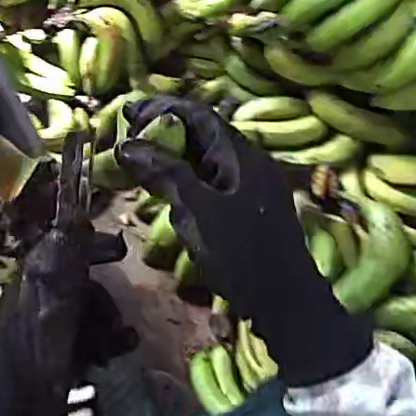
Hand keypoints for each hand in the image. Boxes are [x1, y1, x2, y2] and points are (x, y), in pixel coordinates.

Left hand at [0, 226, 130, 415]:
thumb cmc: (29, 365)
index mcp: (31, 284)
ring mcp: (46, 334)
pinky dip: (103, 345)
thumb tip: (75, 213)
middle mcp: (38, 303)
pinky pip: (86, 341)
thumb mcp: (52, 308)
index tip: (120, 251)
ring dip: (108, 326)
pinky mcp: (56, 362)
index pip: (64, 250)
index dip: (91, 246)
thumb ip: (66, 263)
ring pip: (86, 314)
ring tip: (121, 344)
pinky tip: (114, 358)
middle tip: (120, 319)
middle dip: (104, 299)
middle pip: (81, 285)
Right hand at [117, 96, 369, 386]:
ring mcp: (249, 187)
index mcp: (241, 155)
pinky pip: (210, 182)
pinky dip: (185, 181)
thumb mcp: (200, 211)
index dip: (162, 108)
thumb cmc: (243, 255)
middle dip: (164, 132)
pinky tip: (166, 195)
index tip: (130, 113)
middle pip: (201, 134)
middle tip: (129, 136)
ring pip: (204, 159)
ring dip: (172, 157)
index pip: (199, 114)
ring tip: (140, 163)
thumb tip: (127, 145)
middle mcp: (248, 163)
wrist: (288, 307)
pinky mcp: (247, 209)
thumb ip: (166, 174)